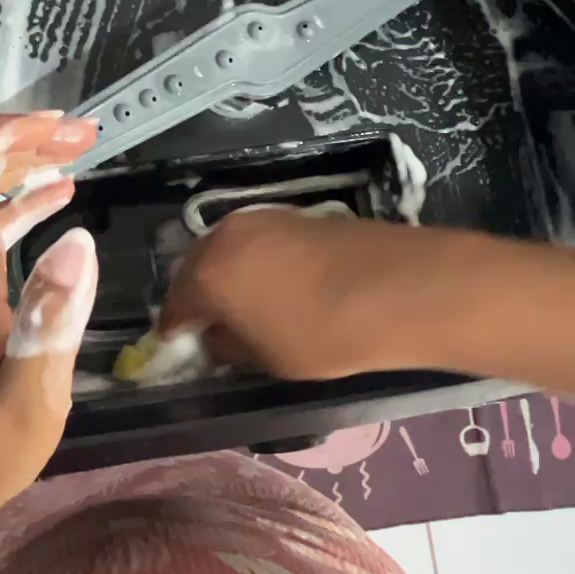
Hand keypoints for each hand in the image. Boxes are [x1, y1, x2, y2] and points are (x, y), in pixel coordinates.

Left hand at [0, 113, 100, 519]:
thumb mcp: (30, 395)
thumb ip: (51, 321)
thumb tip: (80, 241)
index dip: (3, 137)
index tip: (59, 127)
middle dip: (19, 142)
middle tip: (82, 134)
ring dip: (17, 168)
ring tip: (76, 156)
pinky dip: (13, 205)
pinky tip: (55, 202)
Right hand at [157, 207, 453, 379]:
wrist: (400, 288)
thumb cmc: (323, 335)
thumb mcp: (265, 359)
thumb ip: (227, 346)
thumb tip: (215, 336)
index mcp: (206, 275)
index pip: (174, 307)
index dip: (174, 330)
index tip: (179, 347)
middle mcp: (222, 238)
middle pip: (193, 270)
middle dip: (195, 297)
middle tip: (209, 325)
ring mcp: (259, 220)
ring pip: (224, 251)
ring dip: (224, 276)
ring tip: (242, 304)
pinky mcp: (291, 214)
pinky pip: (254, 243)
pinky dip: (252, 263)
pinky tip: (273, 284)